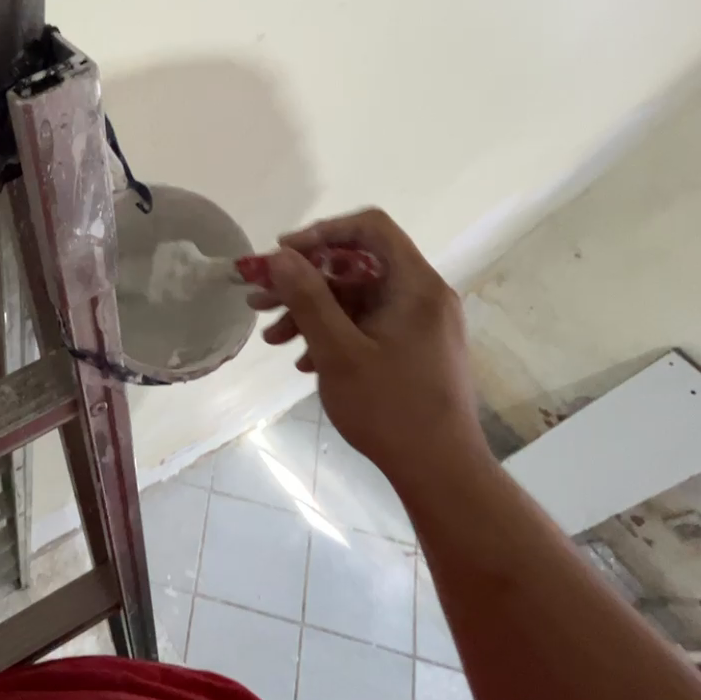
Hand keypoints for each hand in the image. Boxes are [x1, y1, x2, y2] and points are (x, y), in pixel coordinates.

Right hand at [246, 208, 487, 482]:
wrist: (440, 471)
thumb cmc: (389, 408)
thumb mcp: (338, 351)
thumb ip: (308, 298)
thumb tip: (279, 256)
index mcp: (415, 286)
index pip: (370, 229)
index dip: (321, 233)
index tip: (282, 256)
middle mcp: (422, 296)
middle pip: (356, 266)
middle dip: (303, 281)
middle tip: (260, 299)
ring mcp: (419, 324)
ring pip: (356, 299)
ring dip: (310, 311)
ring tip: (271, 337)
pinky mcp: (412, 349)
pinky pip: (366, 325)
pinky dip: (331, 334)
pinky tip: (301, 361)